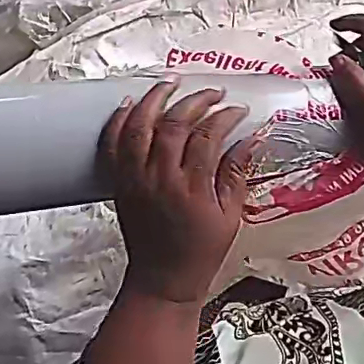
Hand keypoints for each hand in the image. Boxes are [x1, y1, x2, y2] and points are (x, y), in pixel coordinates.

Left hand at [100, 81, 257, 305]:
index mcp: (191, 190)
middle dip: (195, 101)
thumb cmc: (198, 253)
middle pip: (174, 125)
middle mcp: (160, 180)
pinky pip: (113, 145)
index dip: (224, 117)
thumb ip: (235, 174)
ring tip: (170, 83)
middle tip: (212, 93)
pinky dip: (119, 121)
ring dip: (154, 100)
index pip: (208, 137)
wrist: (162, 280)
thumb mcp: (229, 216)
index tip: (237, 110)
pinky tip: (130, 104)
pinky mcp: (120, 182)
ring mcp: (135, 179)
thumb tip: (249, 140)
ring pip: (139, 127)